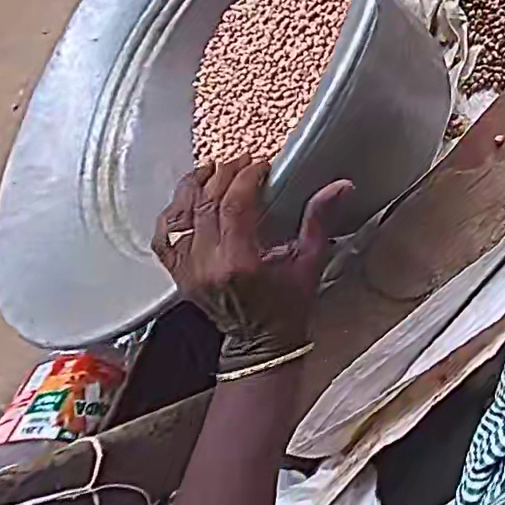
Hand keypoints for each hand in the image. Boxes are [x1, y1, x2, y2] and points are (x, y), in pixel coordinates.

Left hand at [152, 157, 352, 370]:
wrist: (262, 343)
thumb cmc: (289, 304)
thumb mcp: (311, 260)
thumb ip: (319, 219)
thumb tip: (340, 186)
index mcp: (240, 262)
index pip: (234, 205)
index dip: (245, 178)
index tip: (261, 165)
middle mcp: (207, 266)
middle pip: (206, 204)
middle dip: (224, 175)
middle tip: (242, 162)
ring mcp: (188, 271)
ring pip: (180, 216)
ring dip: (194, 187)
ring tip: (213, 170)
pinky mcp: (178, 275)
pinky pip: (164, 238)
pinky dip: (173, 214)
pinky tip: (188, 199)